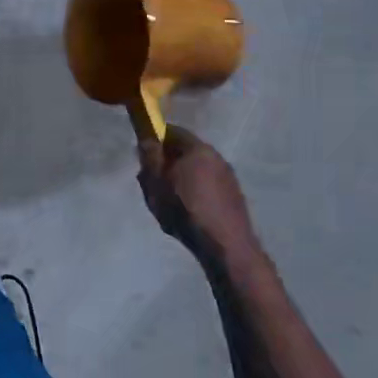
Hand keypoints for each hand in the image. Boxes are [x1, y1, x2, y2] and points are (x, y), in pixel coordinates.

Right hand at [137, 125, 256, 258]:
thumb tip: (147, 139)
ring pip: (196, 169)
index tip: (144, 154)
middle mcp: (217, 157)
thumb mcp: (155, 181)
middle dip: (167, 161)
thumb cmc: (185, 208)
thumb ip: (149, 156)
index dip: (155, 139)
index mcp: (198, 148)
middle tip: (152, 179)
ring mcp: (228, 177)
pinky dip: (195, 191)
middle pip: (185, 151)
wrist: (225, 246)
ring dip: (181, 177)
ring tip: (168, 198)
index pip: (172, 131)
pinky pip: (207, 185)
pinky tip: (187, 210)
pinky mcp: (234, 196)